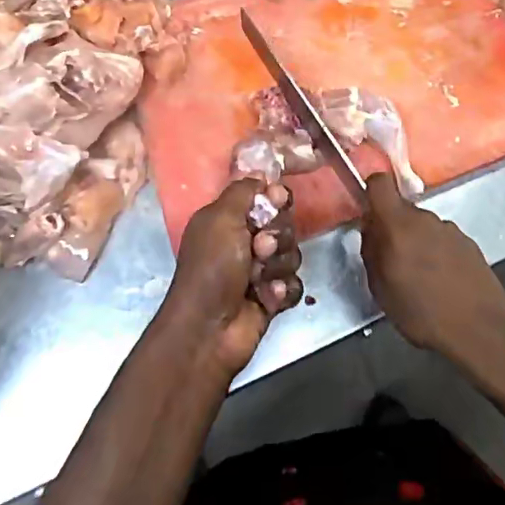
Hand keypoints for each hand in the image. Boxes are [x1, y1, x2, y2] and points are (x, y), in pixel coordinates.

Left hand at [165, 179, 300, 378]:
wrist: (210, 328)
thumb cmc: (212, 267)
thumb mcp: (221, 218)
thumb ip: (243, 192)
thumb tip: (261, 176)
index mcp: (227, 218)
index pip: (263, 197)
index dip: (274, 199)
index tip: (277, 201)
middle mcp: (243, 240)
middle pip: (283, 224)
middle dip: (276, 236)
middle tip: (257, 248)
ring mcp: (258, 269)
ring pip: (291, 254)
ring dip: (277, 265)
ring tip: (258, 278)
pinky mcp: (272, 296)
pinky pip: (294, 283)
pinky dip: (282, 290)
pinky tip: (267, 297)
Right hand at [358, 171, 504, 389]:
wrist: (482, 332)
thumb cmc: (422, 311)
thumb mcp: (380, 287)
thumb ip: (371, 251)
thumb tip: (371, 231)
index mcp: (397, 223)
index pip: (380, 183)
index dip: (372, 191)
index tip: (370, 214)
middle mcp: (425, 218)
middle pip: (402, 210)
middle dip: (394, 228)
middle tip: (392, 259)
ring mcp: (450, 230)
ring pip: (423, 227)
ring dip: (417, 243)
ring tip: (420, 277)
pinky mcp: (470, 245)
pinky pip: (443, 241)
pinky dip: (438, 254)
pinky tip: (443, 283)